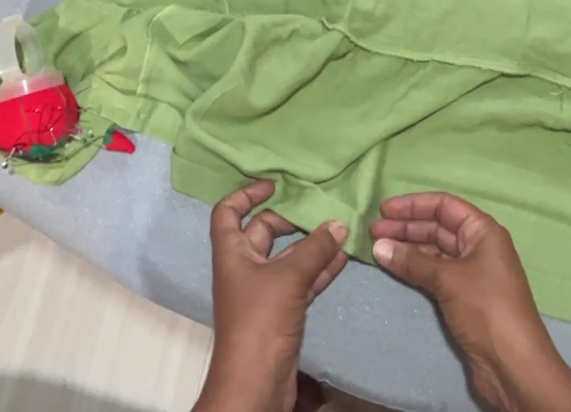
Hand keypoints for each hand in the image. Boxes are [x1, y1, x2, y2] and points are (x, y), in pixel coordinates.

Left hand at [193, 181, 348, 411]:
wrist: (256, 385)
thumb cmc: (260, 322)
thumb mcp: (288, 278)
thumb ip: (315, 249)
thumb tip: (338, 223)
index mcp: (231, 253)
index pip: (228, 212)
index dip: (246, 194)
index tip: (273, 185)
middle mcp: (244, 268)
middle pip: (262, 232)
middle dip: (289, 219)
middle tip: (317, 210)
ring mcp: (262, 291)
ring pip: (287, 257)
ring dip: (310, 245)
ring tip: (339, 230)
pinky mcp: (280, 312)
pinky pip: (301, 281)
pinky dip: (319, 269)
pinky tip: (342, 258)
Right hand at [372, 193, 570, 411]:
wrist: (513, 366)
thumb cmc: (486, 308)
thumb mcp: (448, 279)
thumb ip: (412, 260)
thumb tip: (378, 246)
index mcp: (483, 232)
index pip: (444, 205)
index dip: (413, 205)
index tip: (384, 211)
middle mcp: (478, 247)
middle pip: (437, 226)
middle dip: (405, 227)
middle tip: (373, 231)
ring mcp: (471, 273)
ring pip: (434, 250)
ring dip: (408, 248)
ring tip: (378, 249)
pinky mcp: (464, 297)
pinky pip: (435, 272)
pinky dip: (415, 268)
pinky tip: (394, 267)